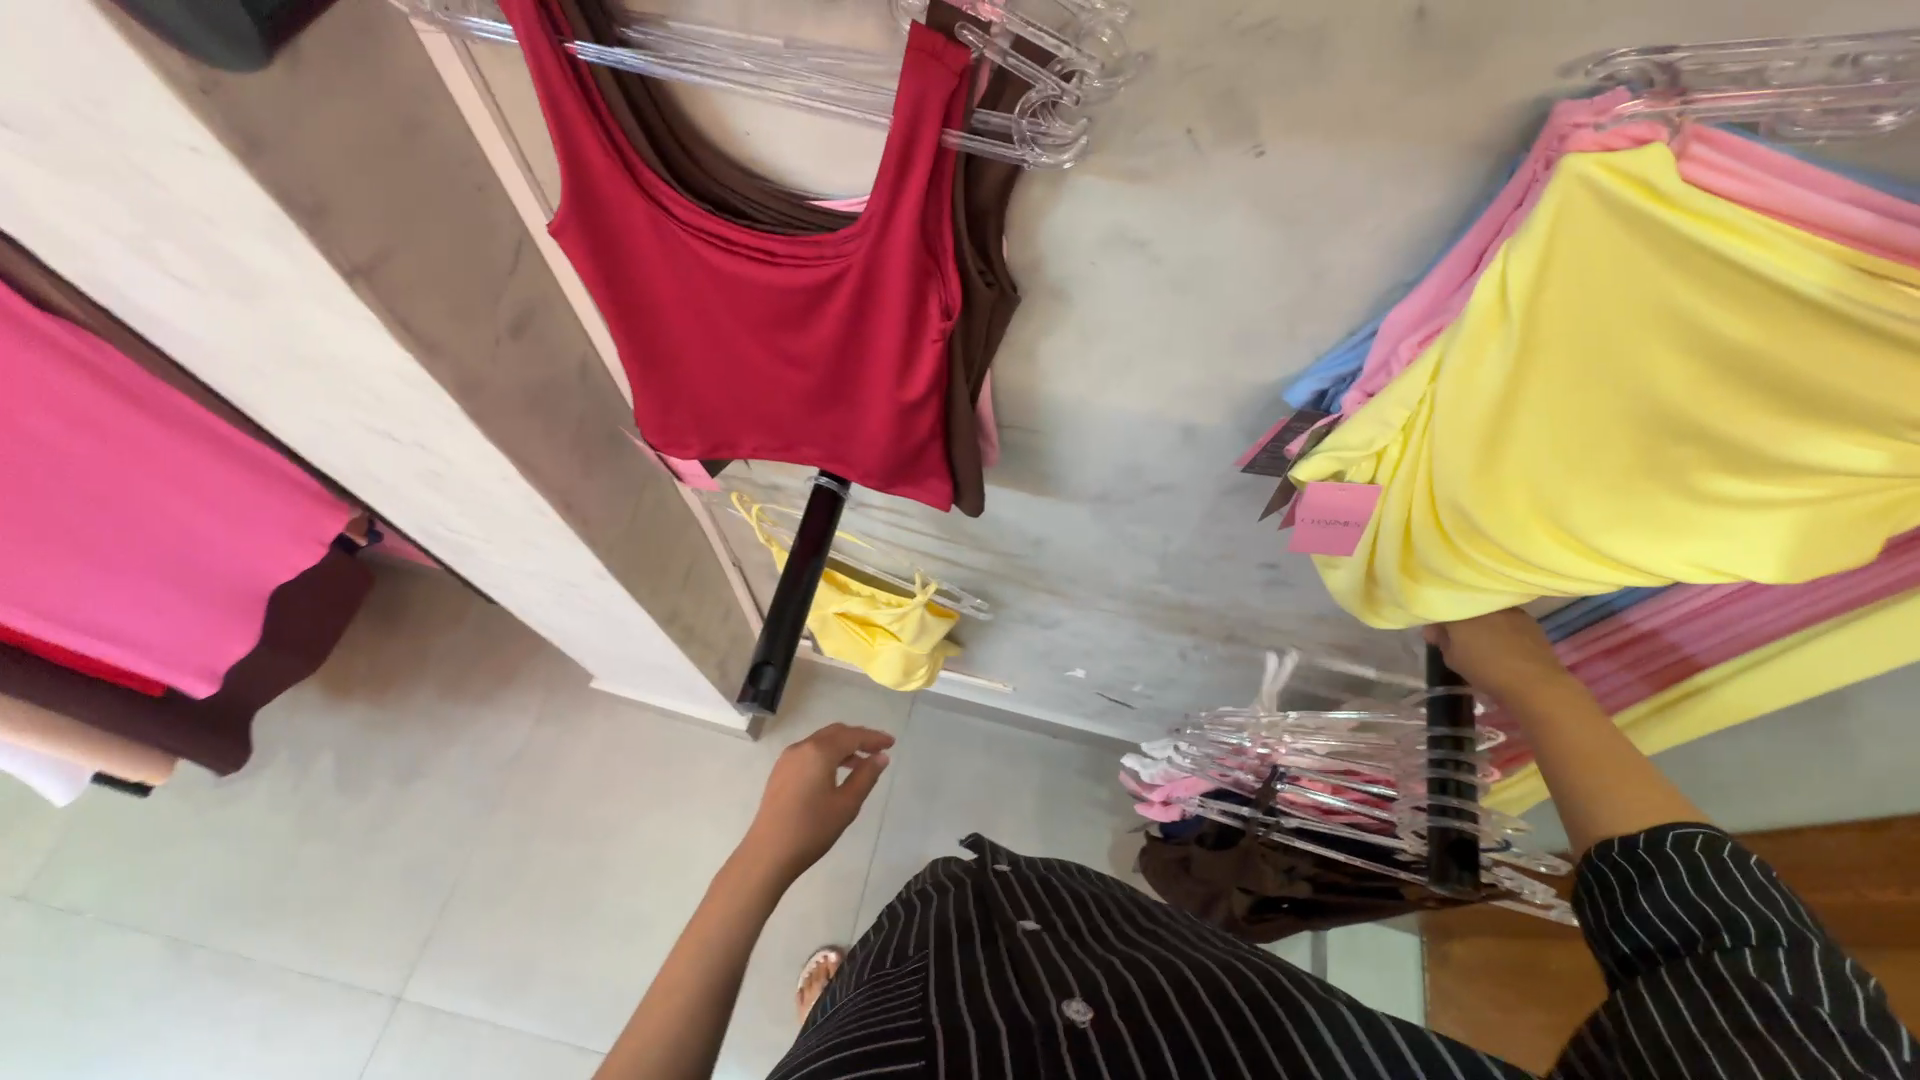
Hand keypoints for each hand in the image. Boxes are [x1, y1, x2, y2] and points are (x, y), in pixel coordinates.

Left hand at [740, 723, 894, 884]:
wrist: (768, 853)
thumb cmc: (812, 829)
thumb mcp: (847, 804)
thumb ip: (866, 776)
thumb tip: (881, 757)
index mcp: (819, 752)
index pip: (852, 736)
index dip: (874, 738)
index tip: (891, 743)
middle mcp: (801, 747)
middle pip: (835, 733)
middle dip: (858, 737)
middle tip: (879, 749)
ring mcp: (787, 759)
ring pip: (821, 742)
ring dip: (843, 746)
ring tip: (862, 763)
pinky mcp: (780, 772)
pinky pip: (809, 753)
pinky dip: (827, 755)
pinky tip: (836, 773)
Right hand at [1423, 609, 1576, 703]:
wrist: (1534, 682)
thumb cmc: (1486, 671)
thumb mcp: (1452, 660)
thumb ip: (1441, 641)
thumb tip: (1434, 630)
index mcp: (1462, 614)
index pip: (1441, 610)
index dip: (1436, 623)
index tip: (1435, 637)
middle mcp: (1485, 606)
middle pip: (1466, 608)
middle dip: (1460, 620)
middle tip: (1458, 639)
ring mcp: (1509, 611)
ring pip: (1488, 613)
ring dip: (1483, 622)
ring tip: (1483, 641)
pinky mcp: (1529, 620)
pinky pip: (1507, 619)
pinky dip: (1501, 627)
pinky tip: (1503, 644)